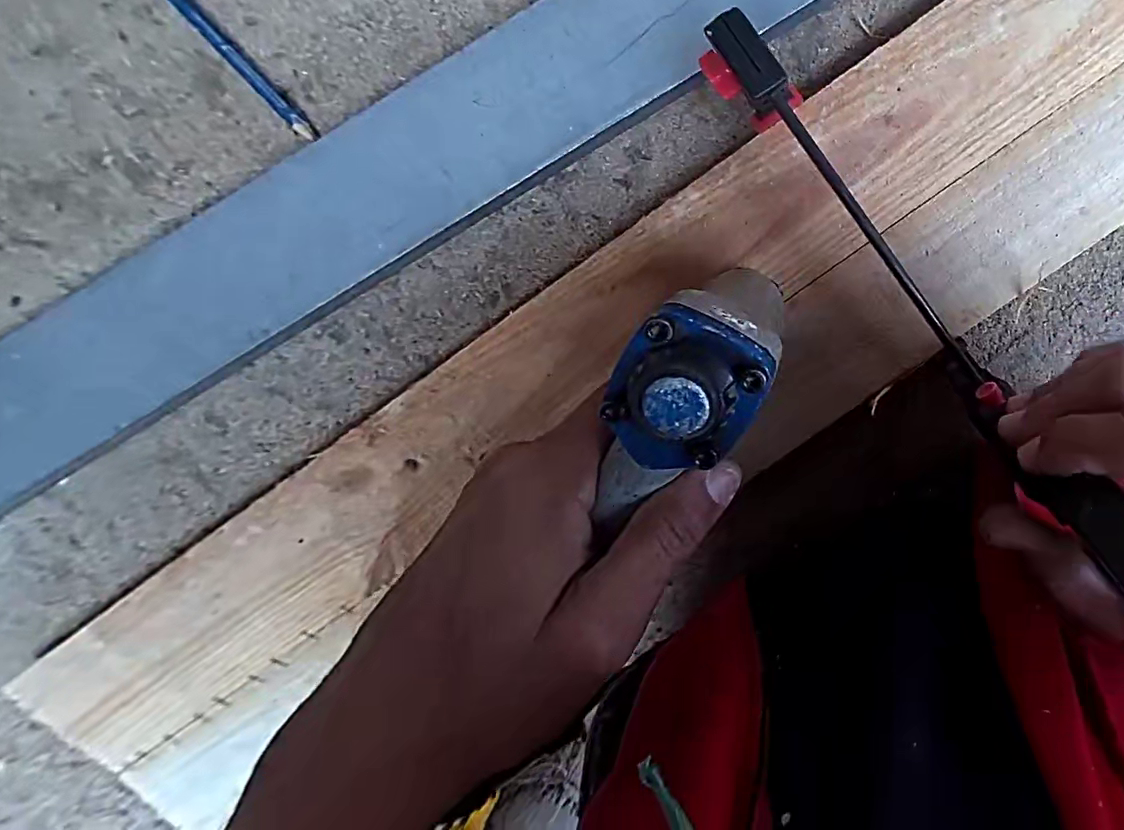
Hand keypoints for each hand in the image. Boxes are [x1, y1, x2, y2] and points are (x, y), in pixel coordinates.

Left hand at [231, 398, 739, 829]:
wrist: (368, 754)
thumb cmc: (489, 691)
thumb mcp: (598, 626)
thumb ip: (664, 540)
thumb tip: (723, 471)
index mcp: (547, 475)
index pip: (632, 402)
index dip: (682, 416)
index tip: (715, 453)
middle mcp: (518, 464)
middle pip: (618, 435)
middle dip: (657, 475)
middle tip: (667, 543)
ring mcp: (496, 489)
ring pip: (595, 465)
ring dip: (627, 502)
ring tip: (621, 573)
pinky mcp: (486, 515)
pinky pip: (564, 489)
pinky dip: (594, 516)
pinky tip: (582, 578)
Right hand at [983, 337, 1123, 637]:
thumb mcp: (1117, 604)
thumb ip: (1054, 563)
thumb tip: (993, 517)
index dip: (1074, 440)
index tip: (1028, 462)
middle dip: (1059, 400)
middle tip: (1012, 432)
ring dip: (1065, 382)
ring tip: (1026, 415)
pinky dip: (1086, 369)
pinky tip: (1061, 399)